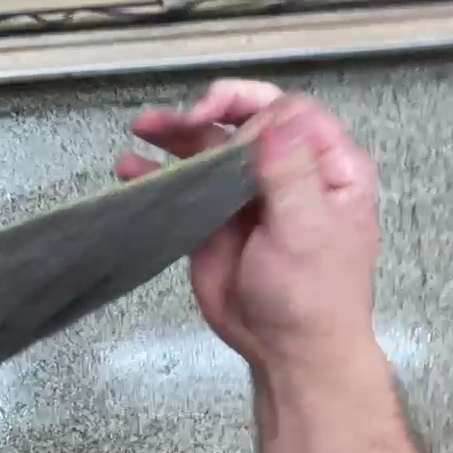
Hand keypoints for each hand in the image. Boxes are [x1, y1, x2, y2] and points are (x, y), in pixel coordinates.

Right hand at [115, 79, 380, 373]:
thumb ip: (288, 173)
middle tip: (171, 118)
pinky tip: (129, 170)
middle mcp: (281, 174)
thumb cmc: (312, 289)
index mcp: (324, 165)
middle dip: (205, 113)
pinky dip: (155, 179)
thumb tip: (269, 120)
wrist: (284, 344)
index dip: (248, 108)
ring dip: (174, 139)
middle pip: (241, 126)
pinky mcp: (208, 225)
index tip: (214, 124)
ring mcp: (241, 200)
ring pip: (207, 156)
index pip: (286, 114)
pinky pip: (182, 192)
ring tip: (140, 127)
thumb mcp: (307, 227)